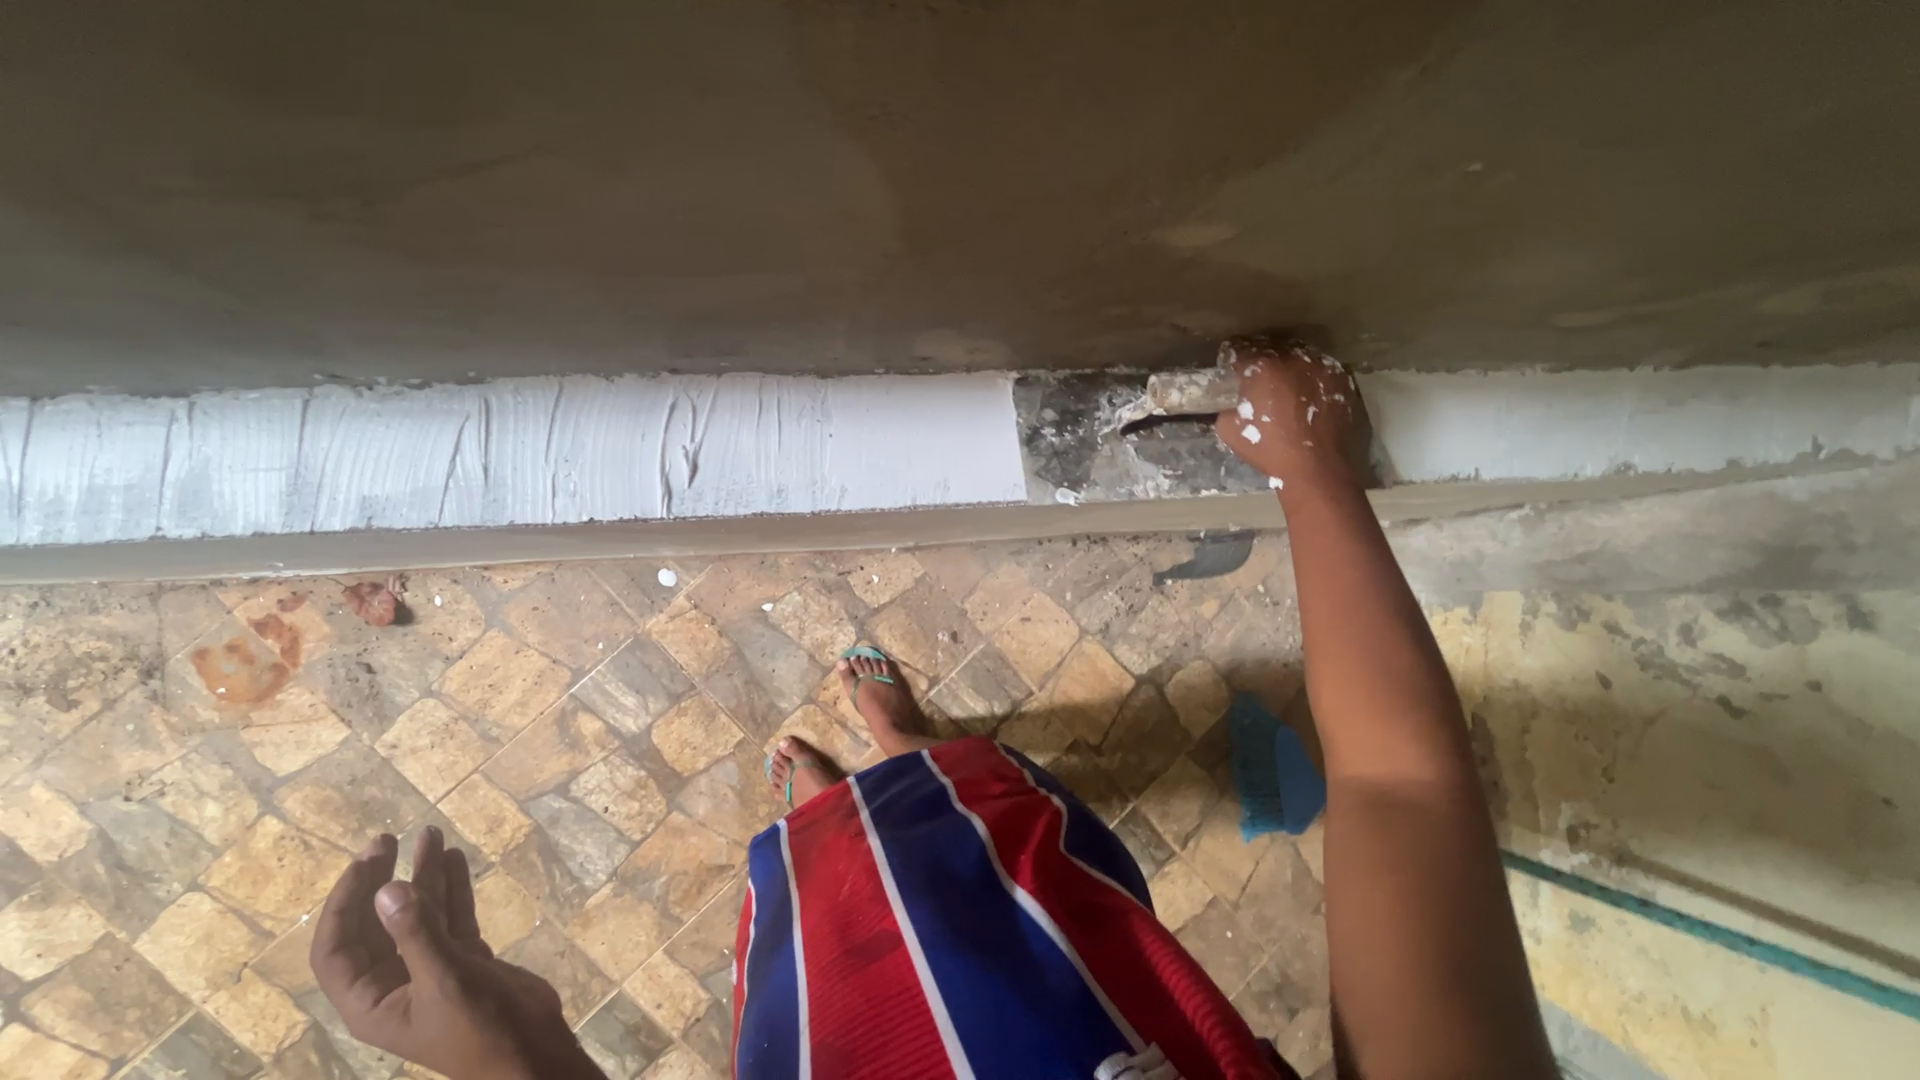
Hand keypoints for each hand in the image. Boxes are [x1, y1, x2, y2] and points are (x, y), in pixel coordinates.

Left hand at [310, 828, 604, 1079]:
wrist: (530, 1051)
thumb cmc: (477, 1027)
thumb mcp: (444, 980)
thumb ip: (416, 934)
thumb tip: (386, 889)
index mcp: (370, 1001)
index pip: (337, 947)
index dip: (344, 903)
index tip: (365, 861)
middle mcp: (393, 982)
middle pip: (375, 924)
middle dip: (380, 881)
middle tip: (389, 839)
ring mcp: (431, 969)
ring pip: (419, 913)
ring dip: (423, 876)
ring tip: (431, 833)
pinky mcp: (465, 960)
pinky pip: (451, 917)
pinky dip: (453, 888)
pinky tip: (455, 859)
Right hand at [1213, 338, 1370, 494]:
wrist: (1315, 467)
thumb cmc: (1269, 450)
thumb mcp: (1229, 430)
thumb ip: (1227, 408)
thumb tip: (1232, 403)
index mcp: (1262, 367)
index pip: (1240, 348)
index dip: (1231, 355)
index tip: (1228, 363)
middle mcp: (1292, 358)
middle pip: (1270, 345)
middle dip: (1259, 355)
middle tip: (1253, 369)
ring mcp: (1320, 366)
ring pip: (1297, 353)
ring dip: (1285, 361)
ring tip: (1280, 376)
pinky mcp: (1340, 379)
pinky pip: (1318, 367)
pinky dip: (1307, 373)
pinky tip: (1302, 387)